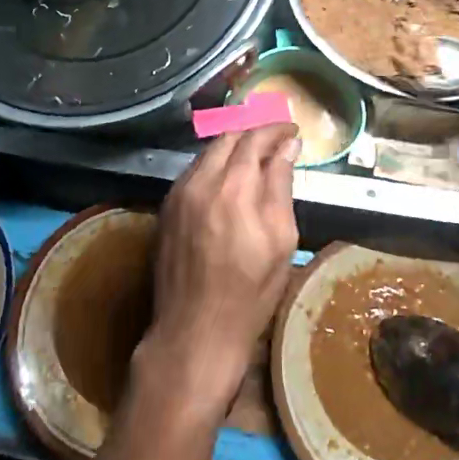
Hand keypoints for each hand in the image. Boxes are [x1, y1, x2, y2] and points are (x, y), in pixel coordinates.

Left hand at [145, 125, 300, 410]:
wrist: (194, 329)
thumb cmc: (249, 292)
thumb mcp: (280, 240)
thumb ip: (280, 186)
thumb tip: (288, 148)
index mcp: (232, 187)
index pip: (254, 139)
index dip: (276, 130)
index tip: (294, 131)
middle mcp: (199, 182)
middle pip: (226, 139)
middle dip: (253, 133)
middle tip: (276, 141)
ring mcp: (177, 195)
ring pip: (205, 155)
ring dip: (231, 149)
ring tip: (255, 158)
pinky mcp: (165, 210)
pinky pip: (191, 174)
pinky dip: (213, 167)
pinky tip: (227, 181)